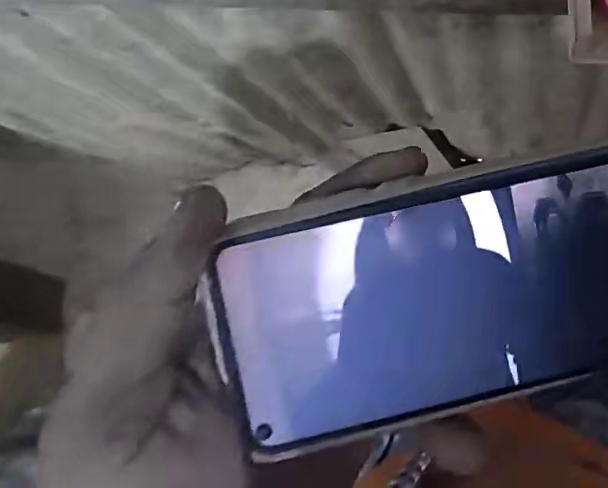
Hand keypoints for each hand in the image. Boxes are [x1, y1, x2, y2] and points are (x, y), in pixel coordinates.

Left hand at [39, 147, 484, 487]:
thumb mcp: (111, 407)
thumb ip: (145, 310)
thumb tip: (206, 195)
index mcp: (239, 303)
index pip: (301, 227)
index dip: (356, 188)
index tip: (409, 165)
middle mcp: (294, 324)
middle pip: (368, 260)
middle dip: (421, 229)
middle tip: (470, 205)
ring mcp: (332, 376)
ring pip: (406, 324)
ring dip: (455, 325)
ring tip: (497, 324)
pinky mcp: (358, 428)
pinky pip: (416, 409)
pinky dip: (448, 423)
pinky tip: (472, 442)